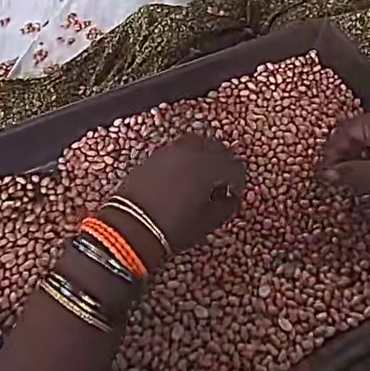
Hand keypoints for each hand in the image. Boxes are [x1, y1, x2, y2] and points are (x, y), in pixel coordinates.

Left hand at [112, 135, 245, 256]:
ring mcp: (170, 151)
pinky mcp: (154, 156)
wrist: (131, 227)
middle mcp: (191, 151)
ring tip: (202, 178)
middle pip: (217, 148)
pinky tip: (182, 178)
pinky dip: (186, 158)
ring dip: (204, 157)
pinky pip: (177, 150)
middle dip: (223, 165)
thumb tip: (231, 198)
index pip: (234, 166)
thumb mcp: (207, 222)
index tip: (234, 195)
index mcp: (209, 165)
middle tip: (221, 185)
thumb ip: (226, 206)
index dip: (238, 182)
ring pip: (196, 144)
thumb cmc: (174, 227)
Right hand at [319, 110, 369, 207]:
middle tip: (333, 171)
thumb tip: (325, 174)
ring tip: (347, 174)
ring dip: (357, 156)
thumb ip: (351, 172)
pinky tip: (368, 173)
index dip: (332, 148)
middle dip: (343, 151)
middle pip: (358, 132)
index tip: (323, 167)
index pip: (347, 129)